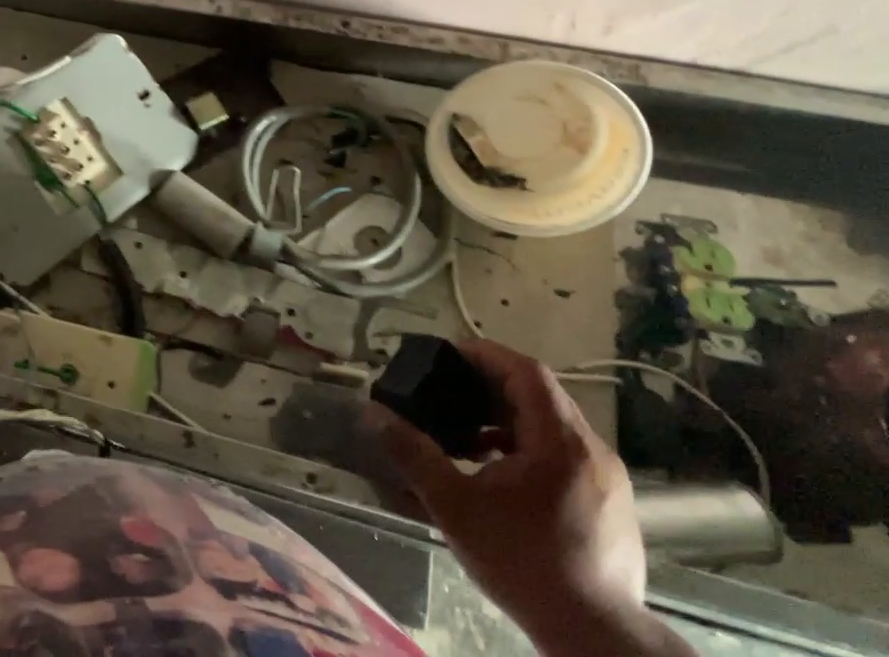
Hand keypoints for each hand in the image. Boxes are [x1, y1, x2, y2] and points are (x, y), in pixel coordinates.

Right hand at [372, 340, 650, 651]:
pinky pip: (563, 454)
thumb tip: (373, 413)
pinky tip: (494, 473)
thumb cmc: (521, 559)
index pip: (527, 372)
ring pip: (552, 427)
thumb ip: (413, 453)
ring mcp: (607, 479)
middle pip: (540, 396)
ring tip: (461, 437)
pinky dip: (525, 447)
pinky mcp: (609, 503)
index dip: (485, 354)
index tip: (445, 353)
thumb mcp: (453, 504)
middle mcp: (592, 451)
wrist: (593, 631)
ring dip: (505, 420)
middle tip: (442, 393)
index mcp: (561, 441)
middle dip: (488, 388)